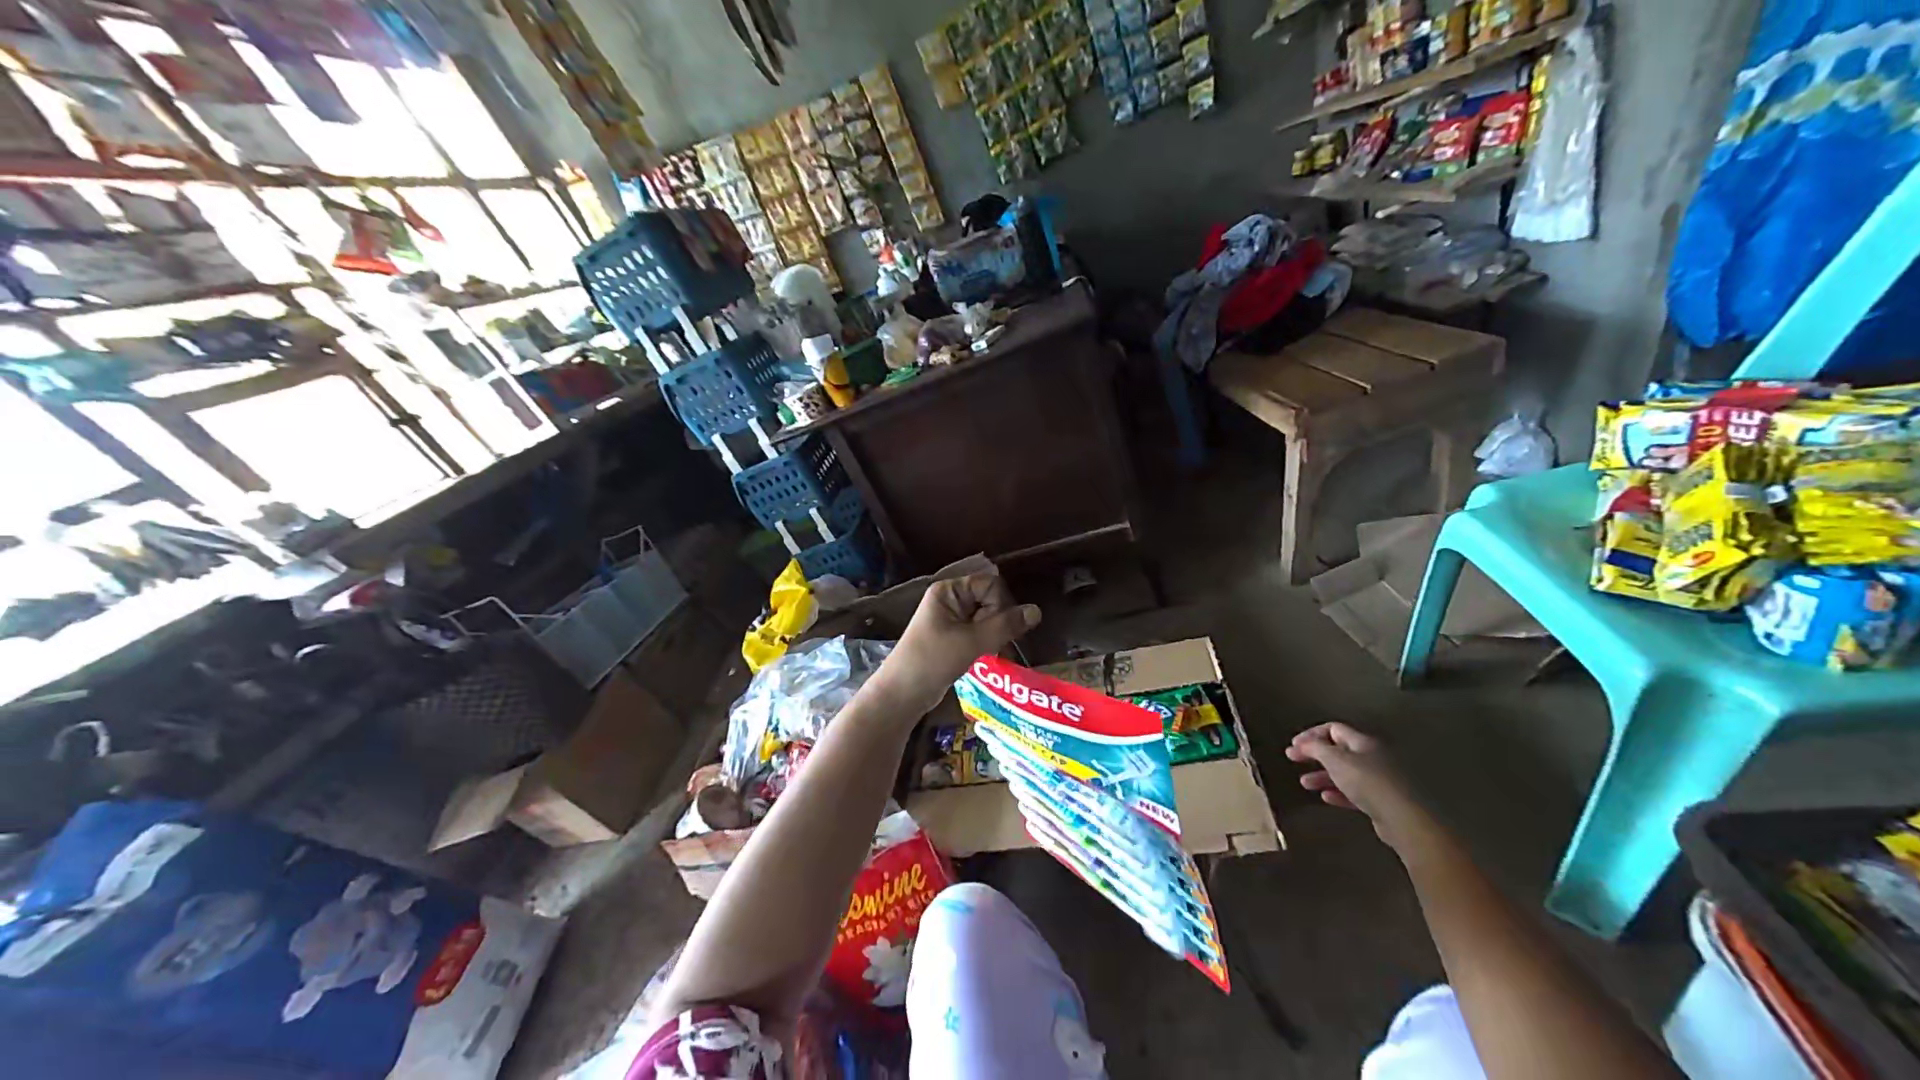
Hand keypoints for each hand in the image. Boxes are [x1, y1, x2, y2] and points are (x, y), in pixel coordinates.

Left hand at [875, 571, 1040, 715]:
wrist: (903, 694)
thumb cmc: (932, 661)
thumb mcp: (971, 642)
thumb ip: (1005, 625)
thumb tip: (1036, 611)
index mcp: (949, 591)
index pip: (989, 584)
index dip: (1000, 604)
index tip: (996, 629)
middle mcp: (950, 600)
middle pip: (990, 601)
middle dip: (998, 623)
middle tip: (991, 645)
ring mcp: (951, 620)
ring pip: (987, 620)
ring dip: (994, 637)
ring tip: (990, 655)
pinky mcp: (953, 639)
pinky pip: (979, 634)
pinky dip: (986, 645)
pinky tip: (986, 660)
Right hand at [1285, 722, 1432, 851]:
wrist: (1403, 818)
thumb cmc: (1368, 782)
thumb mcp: (1336, 761)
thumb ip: (1317, 749)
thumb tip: (1304, 743)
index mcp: (1363, 742)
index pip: (1334, 729)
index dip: (1312, 734)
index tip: (1294, 745)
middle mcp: (1373, 757)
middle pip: (1338, 750)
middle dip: (1314, 755)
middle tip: (1293, 759)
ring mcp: (1379, 779)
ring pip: (1345, 773)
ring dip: (1323, 776)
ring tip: (1305, 783)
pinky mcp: (1382, 800)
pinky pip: (1355, 792)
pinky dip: (1339, 792)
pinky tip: (1326, 797)